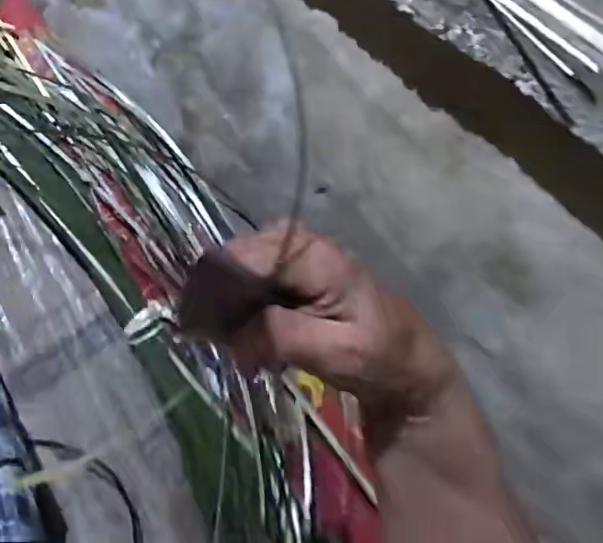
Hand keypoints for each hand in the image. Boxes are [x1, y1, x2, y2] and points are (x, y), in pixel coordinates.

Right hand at [219, 222, 457, 420]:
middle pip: (232, 260)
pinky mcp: (284, 271)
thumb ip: (282, 335)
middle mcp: (292, 241)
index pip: (241, 258)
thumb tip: (231, 334)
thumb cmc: (381, 354)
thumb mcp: (338, 351)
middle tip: (215, 345)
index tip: (195, 328)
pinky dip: (239, 311)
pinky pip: (246, 282)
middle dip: (216, 302)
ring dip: (225, 310)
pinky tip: (244, 339)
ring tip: (231, 346)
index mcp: (309, 251)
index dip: (213, 290)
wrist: (408, 361)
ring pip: (234, 272)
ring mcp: (287, 253)